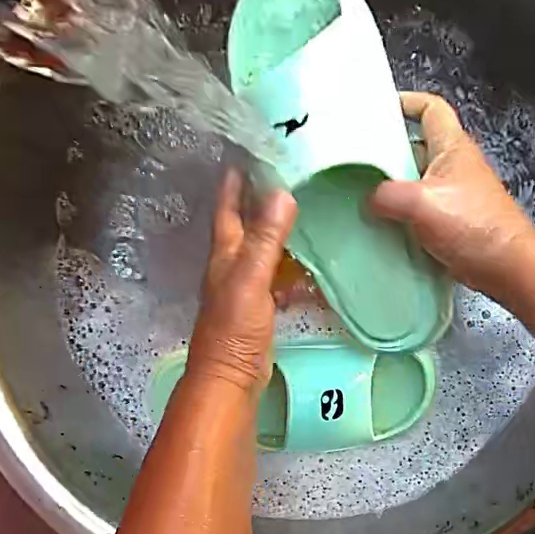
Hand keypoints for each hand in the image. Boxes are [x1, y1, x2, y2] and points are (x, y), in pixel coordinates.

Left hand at [186, 169, 297, 393]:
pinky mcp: (259, 310)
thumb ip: (266, 240)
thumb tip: (281, 194)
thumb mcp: (251, 279)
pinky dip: (291, 273)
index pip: (227, 209)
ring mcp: (245, 289)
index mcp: (224, 255)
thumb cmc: (235, 329)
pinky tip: (309, 271)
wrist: (231, 378)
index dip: (234, 183)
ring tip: (307, 217)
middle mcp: (231, 267)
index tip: (247, 155)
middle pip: (246, 227)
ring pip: (264, 254)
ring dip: (280, 237)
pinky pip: (277, 282)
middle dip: (261, 204)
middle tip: (288, 179)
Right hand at [370, 92, 534, 289]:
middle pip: (414, 149)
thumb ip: (387, 195)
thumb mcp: (421, 203)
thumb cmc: (472, 226)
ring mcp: (452, 196)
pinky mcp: (450, 223)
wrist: (504, 266)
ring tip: (361, 196)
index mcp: (451, 148)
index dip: (405, 103)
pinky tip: (380, 227)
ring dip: (390, 190)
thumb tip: (369, 200)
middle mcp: (453, 168)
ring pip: (413, 183)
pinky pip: (417, 212)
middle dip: (386, 153)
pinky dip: (399, 217)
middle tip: (357, 161)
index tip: (378, 110)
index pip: (430, 109)